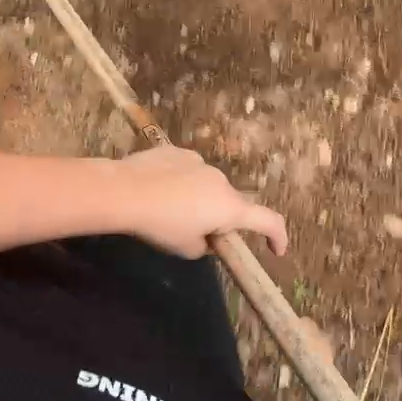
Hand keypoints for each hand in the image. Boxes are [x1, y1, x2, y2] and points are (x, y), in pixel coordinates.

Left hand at [111, 146, 288, 257]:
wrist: (124, 190)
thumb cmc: (160, 224)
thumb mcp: (188, 248)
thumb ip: (206, 244)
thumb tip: (206, 235)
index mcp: (230, 207)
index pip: (268, 220)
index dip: (277, 237)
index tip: (275, 250)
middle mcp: (221, 180)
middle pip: (232, 202)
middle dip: (223, 218)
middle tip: (200, 231)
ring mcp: (198, 161)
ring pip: (208, 184)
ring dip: (201, 197)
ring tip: (171, 207)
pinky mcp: (177, 150)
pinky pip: (188, 169)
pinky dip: (182, 180)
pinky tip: (160, 187)